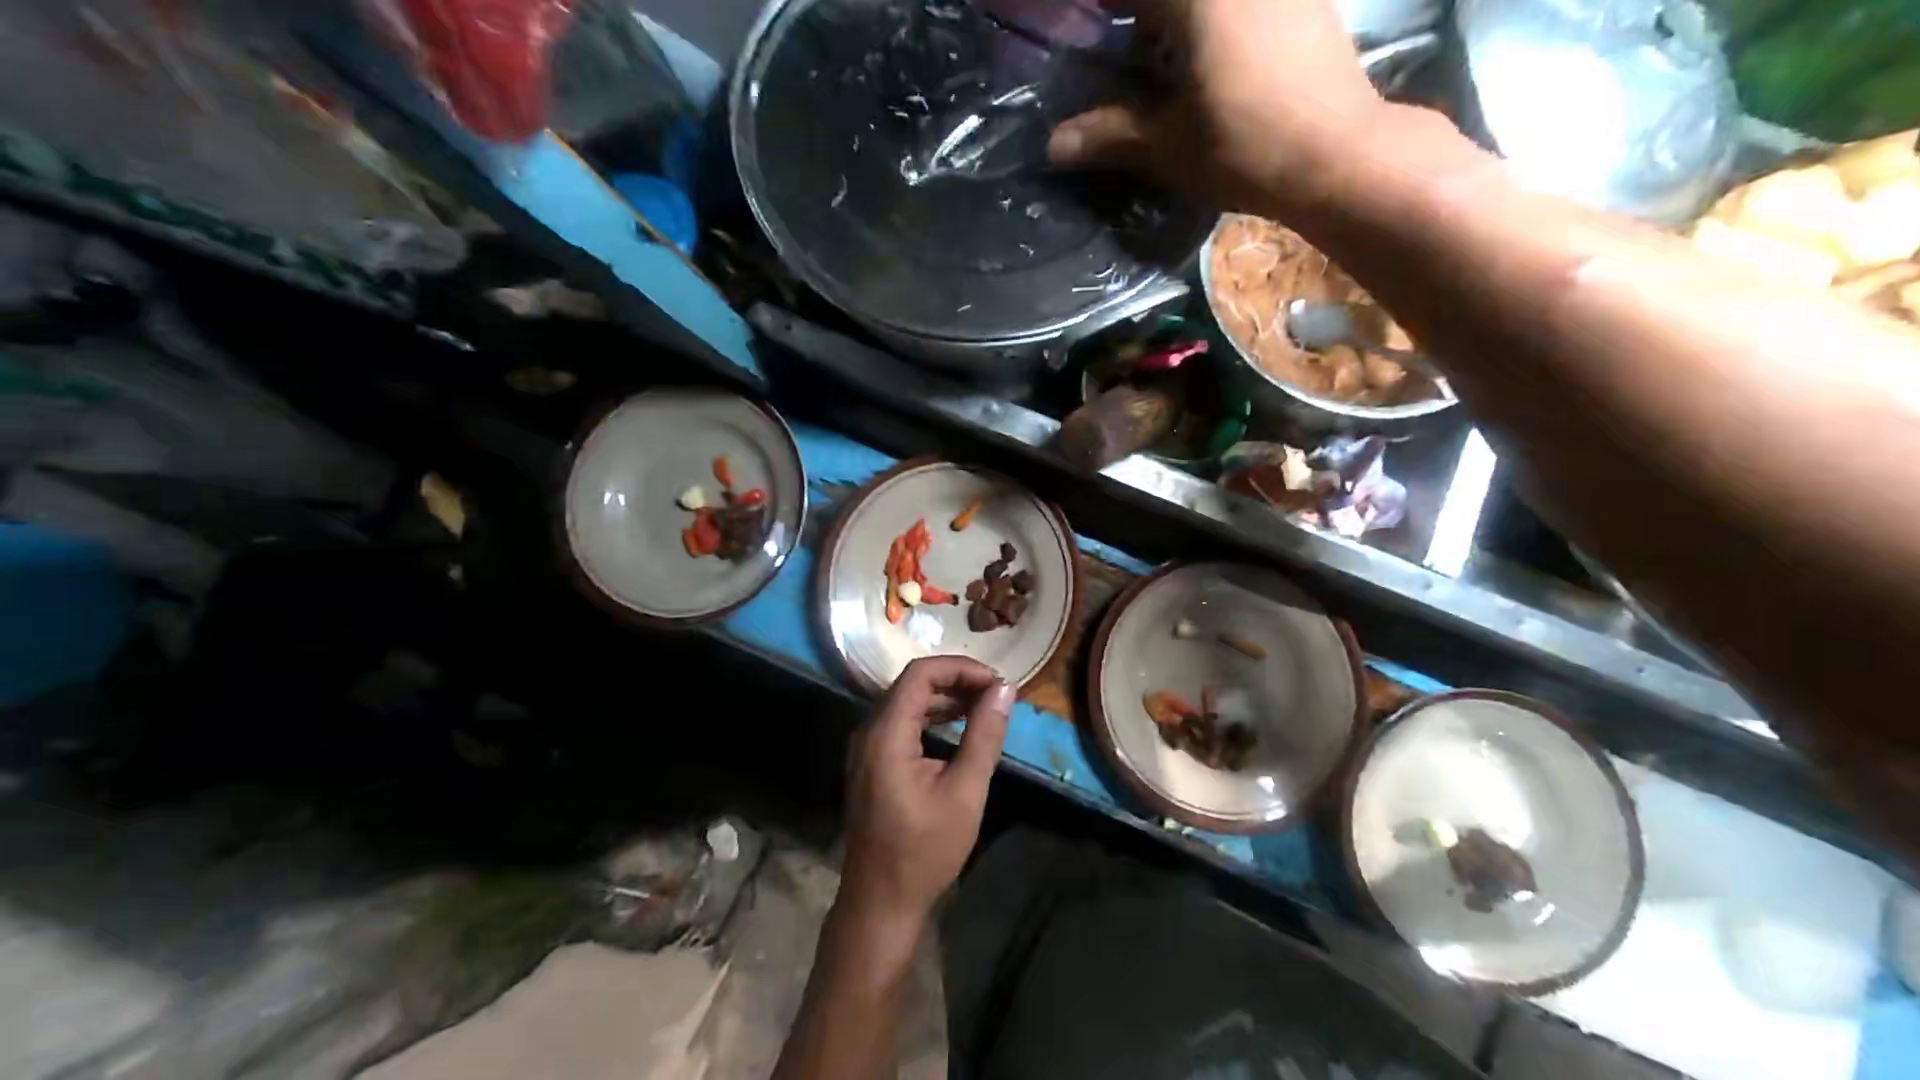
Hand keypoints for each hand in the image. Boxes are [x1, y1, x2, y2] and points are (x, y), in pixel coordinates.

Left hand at [839, 656, 1016, 927]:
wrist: (880, 901)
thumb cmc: (925, 850)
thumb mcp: (965, 792)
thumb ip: (984, 736)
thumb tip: (1004, 690)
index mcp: (885, 733)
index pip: (920, 674)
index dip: (961, 668)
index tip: (997, 682)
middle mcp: (868, 731)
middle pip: (912, 684)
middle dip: (955, 681)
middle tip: (996, 694)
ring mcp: (865, 747)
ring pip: (906, 702)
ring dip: (944, 698)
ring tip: (984, 706)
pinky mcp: (870, 761)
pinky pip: (900, 722)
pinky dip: (930, 717)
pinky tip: (957, 726)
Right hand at [1047, 0, 1389, 213]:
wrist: (1341, 155)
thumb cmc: (1246, 147)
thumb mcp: (1167, 145)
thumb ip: (1108, 133)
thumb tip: (1052, 146)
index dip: (1093, 12)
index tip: (1072, 28)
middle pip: (1161, 2)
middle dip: (1129, 16)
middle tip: (1111, 39)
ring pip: (1198, 5)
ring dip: (1165, 25)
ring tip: (1147, 51)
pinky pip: (1233, 7)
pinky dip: (1205, 24)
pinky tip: (1194, 51)